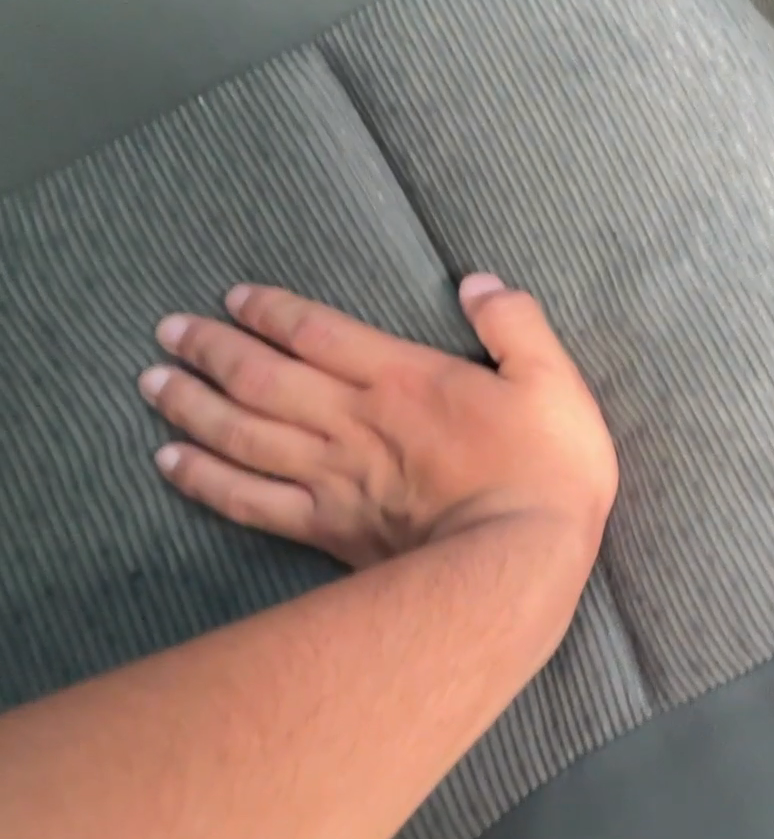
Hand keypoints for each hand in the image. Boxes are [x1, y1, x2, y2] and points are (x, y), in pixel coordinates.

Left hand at [138, 274, 617, 569]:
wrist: (521, 555)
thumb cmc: (549, 464)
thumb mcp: (554, 380)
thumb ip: (517, 325)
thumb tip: (479, 282)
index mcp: (407, 380)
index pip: (321, 334)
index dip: (274, 312)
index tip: (236, 298)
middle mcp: (356, 421)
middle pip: (265, 378)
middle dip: (214, 349)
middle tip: (170, 331)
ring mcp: (337, 477)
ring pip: (245, 432)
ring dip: (194, 404)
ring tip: (154, 382)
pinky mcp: (332, 526)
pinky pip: (249, 499)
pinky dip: (204, 478)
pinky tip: (171, 462)